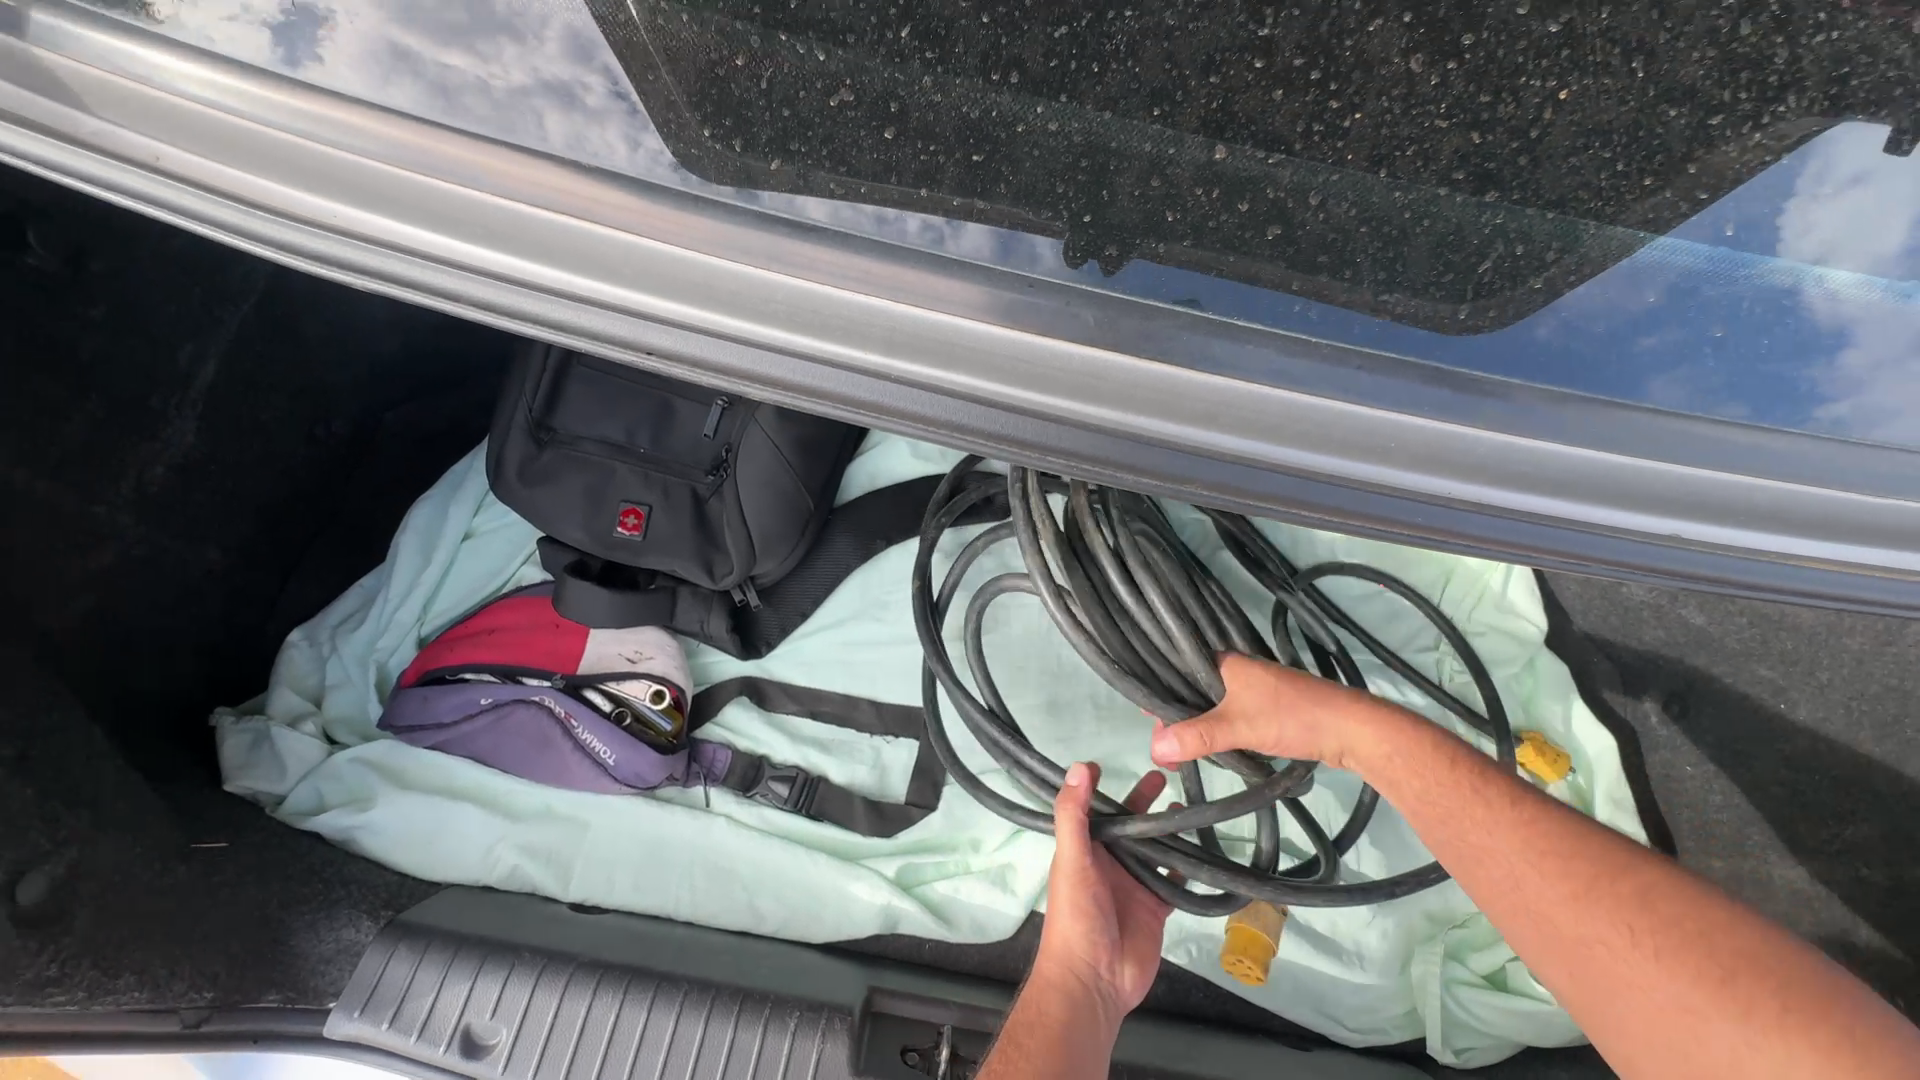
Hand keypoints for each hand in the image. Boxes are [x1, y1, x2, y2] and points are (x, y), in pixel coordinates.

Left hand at [1033, 763, 1172, 1029]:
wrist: (1095, 980)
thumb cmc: (1077, 915)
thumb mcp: (1071, 859)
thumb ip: (1073, 815)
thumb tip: (1080, 767)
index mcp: (1083, 849)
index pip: (1093, 810)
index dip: (1099, 788)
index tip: (1110, 762)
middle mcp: (1108, 862)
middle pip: (1129, 825)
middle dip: (1143, 802)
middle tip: (1165, 775)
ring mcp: (1133, 884)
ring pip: (1154, 849)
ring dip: (1168, 830)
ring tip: (1189, 807)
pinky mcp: (1156, 906)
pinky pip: (1175, 881)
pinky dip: (1187, 867)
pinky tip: (1203, 849)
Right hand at [1149, 653, 1406, 773]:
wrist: (1350, 730)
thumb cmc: (1292, 717)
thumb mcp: (1238, 727)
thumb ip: (1196, 736)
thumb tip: (1153, 749)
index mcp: (1223, 661)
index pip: (1175, 669)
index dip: (1157, 694)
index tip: (1147, 723)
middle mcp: (1234, 668)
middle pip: (1190, 690)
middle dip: (1176, 718)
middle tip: (1167, 752)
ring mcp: (1251, 687)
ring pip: (1210, 704)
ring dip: (1197, 726)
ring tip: (1183, 754)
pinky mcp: (1264, 707)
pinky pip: (1228, 714)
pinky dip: (1216, 730)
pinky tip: (1211, 748)